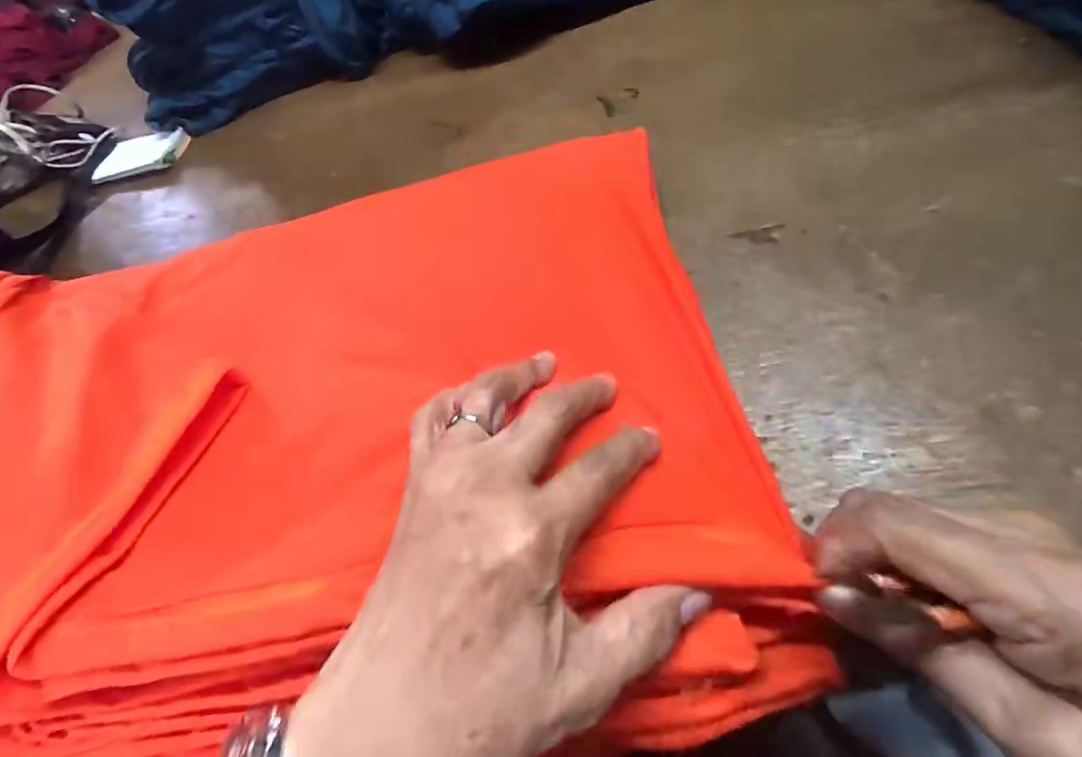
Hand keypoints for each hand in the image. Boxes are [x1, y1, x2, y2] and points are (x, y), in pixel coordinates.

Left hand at [285, 355, 710, 756]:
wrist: (381, 727)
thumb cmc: (482, 708)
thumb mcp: (578, 684)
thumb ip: (643, 632)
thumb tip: (700, 591)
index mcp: (531, 534)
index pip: (598, 469)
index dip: (630, 449)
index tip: (650, 436)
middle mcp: (485, 489)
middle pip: (545, 417)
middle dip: (582, 395)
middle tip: (606, 384)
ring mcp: (442, 482)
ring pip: (481, 401)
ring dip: (516, 375)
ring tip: (543, 362)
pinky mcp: (413, 490)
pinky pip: (429, 422)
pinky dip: (453, 399)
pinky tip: (472, 396)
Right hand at [812, 491, 1081, 756]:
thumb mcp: (1029, 736)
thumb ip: (928, 653)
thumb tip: (832, 592)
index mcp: (1040, 584)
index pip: (901, 523)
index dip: (841, 547)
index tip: (817, 594)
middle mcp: (1027, 529)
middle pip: (897, 505)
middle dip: (851, 547)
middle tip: (842, 607)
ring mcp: (1027, 523)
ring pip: (907, 508)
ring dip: (876, 552)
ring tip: (883, 612)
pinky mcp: (1023, 531)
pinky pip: (935, 523)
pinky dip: (906, 555)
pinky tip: (921, 602)